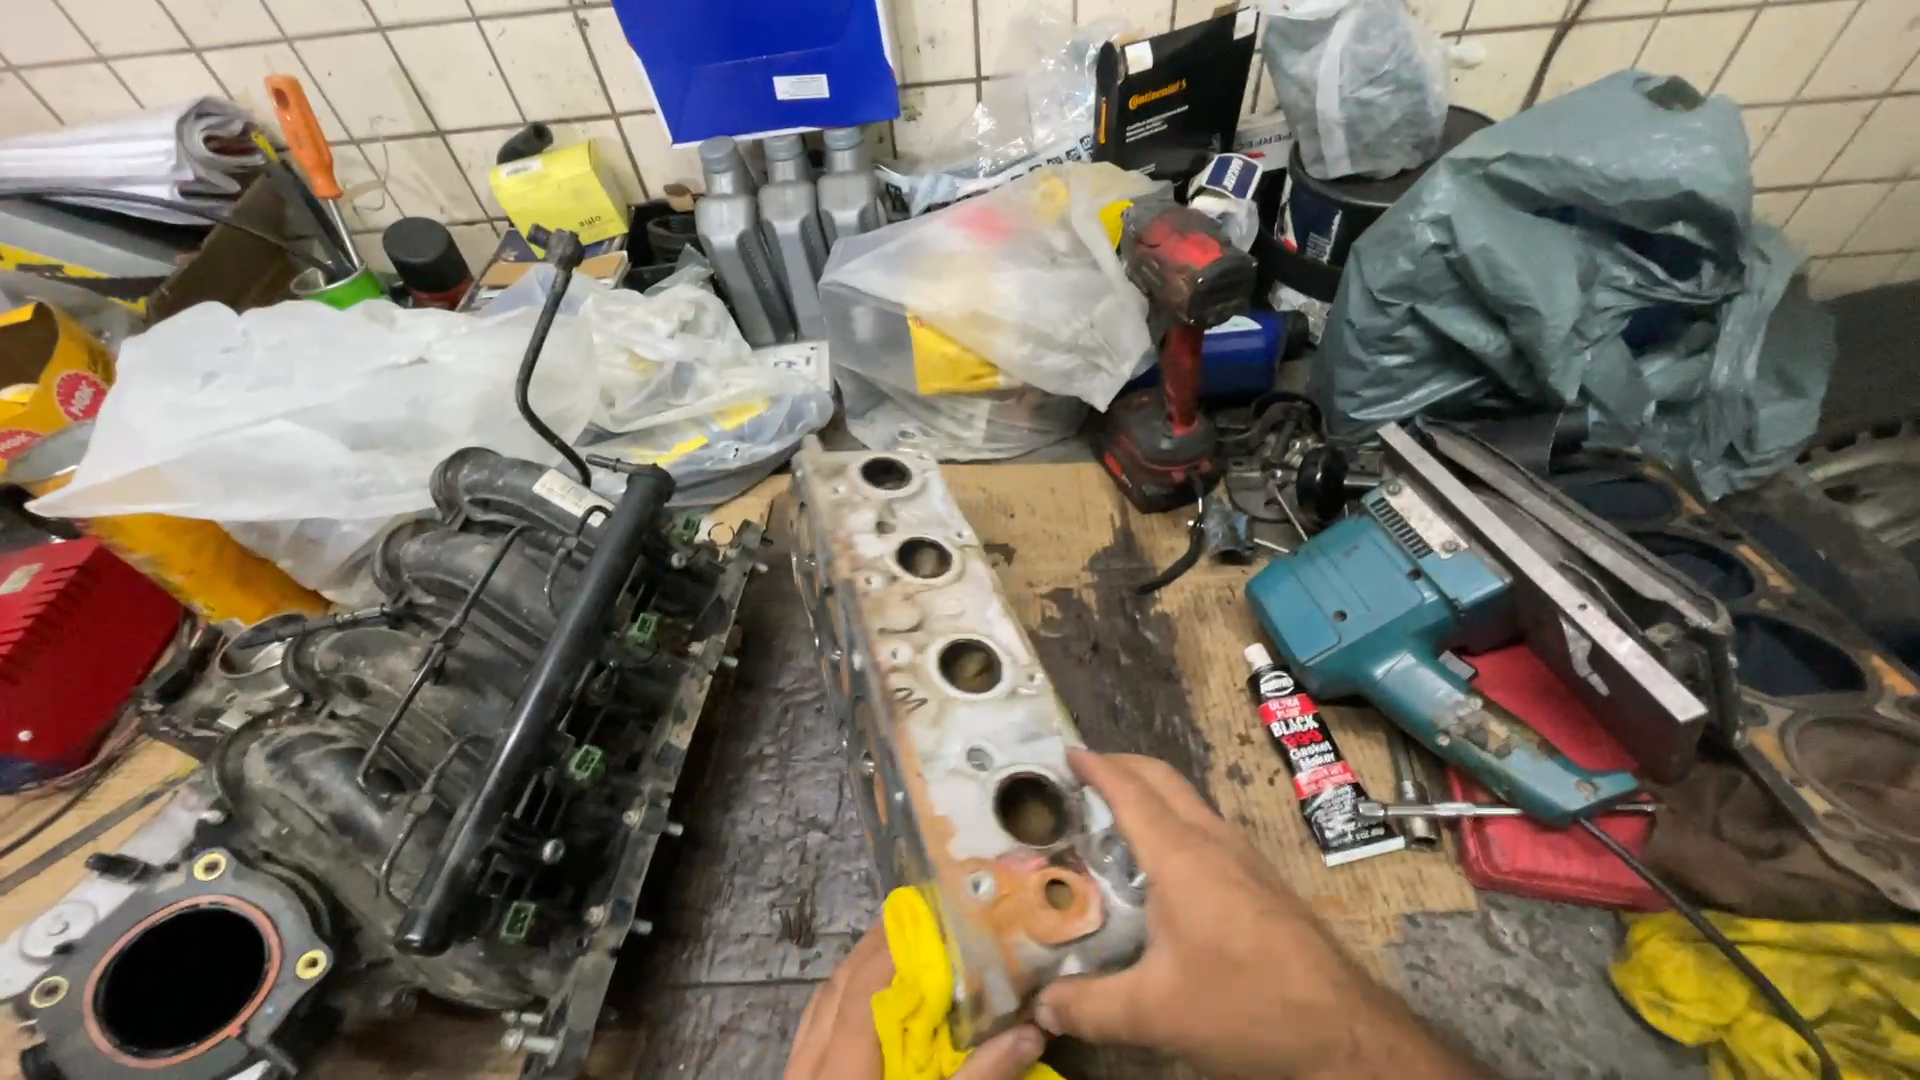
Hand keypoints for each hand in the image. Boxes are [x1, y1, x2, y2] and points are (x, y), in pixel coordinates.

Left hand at [784, 921, 1047, 1079]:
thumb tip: (1031, 1032)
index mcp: (842, 1072)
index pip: (863, 989)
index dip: (893, 945)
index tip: (928, 912)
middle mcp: (809, 1066)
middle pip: (838, 985)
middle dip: (876, 946)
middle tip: (918, 917)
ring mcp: (796, 1076)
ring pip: (821, 1002)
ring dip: (857, 969)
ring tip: (895, 946)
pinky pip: (813, 1026)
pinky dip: (839, 998)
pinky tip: (863, 1000)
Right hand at [1034, 751, 1487, 1079]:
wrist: (1344, 1032)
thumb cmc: (1245, 1005)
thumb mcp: (1155, 1013)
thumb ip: (1090, 1006)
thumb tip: (1041, 1006)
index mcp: (1180, 856)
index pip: (1130, 792)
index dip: (1096, 767)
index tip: (1068, 753)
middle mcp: (1213, 841)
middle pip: (1162, 779)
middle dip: (1122, 764)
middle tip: (1086, 774)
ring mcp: (1245, 856)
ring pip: (1189, 801)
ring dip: (1151, 792)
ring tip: (1118, 816)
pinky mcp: (1263, 878)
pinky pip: (1208, 827)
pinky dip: (1174, 819)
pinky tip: (1166, 864)